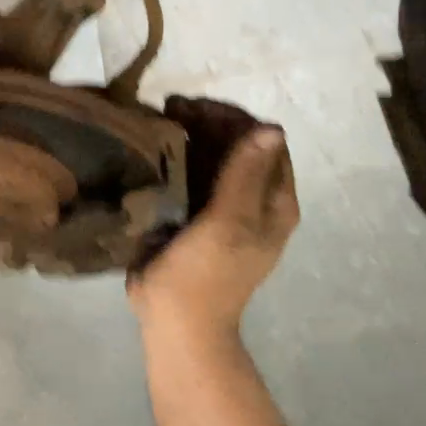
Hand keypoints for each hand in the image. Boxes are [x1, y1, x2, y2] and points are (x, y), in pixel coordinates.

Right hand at [128, 99, 299, 338]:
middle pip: (239, 149)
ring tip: (156, 120)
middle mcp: (254, 203)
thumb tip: (269, 129)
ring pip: (212, 161)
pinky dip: (175, 159)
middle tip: (169, 108)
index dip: (235, 120)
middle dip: (209, 124)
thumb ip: (245, 176)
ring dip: (190, 138)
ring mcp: (222, 211)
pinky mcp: (191, 218)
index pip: (266, 144)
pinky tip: (150, 149)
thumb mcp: (230, 223)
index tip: (195, 106)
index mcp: (275, 204)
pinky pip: (189, 178)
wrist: (175, 319)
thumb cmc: (207, 273)